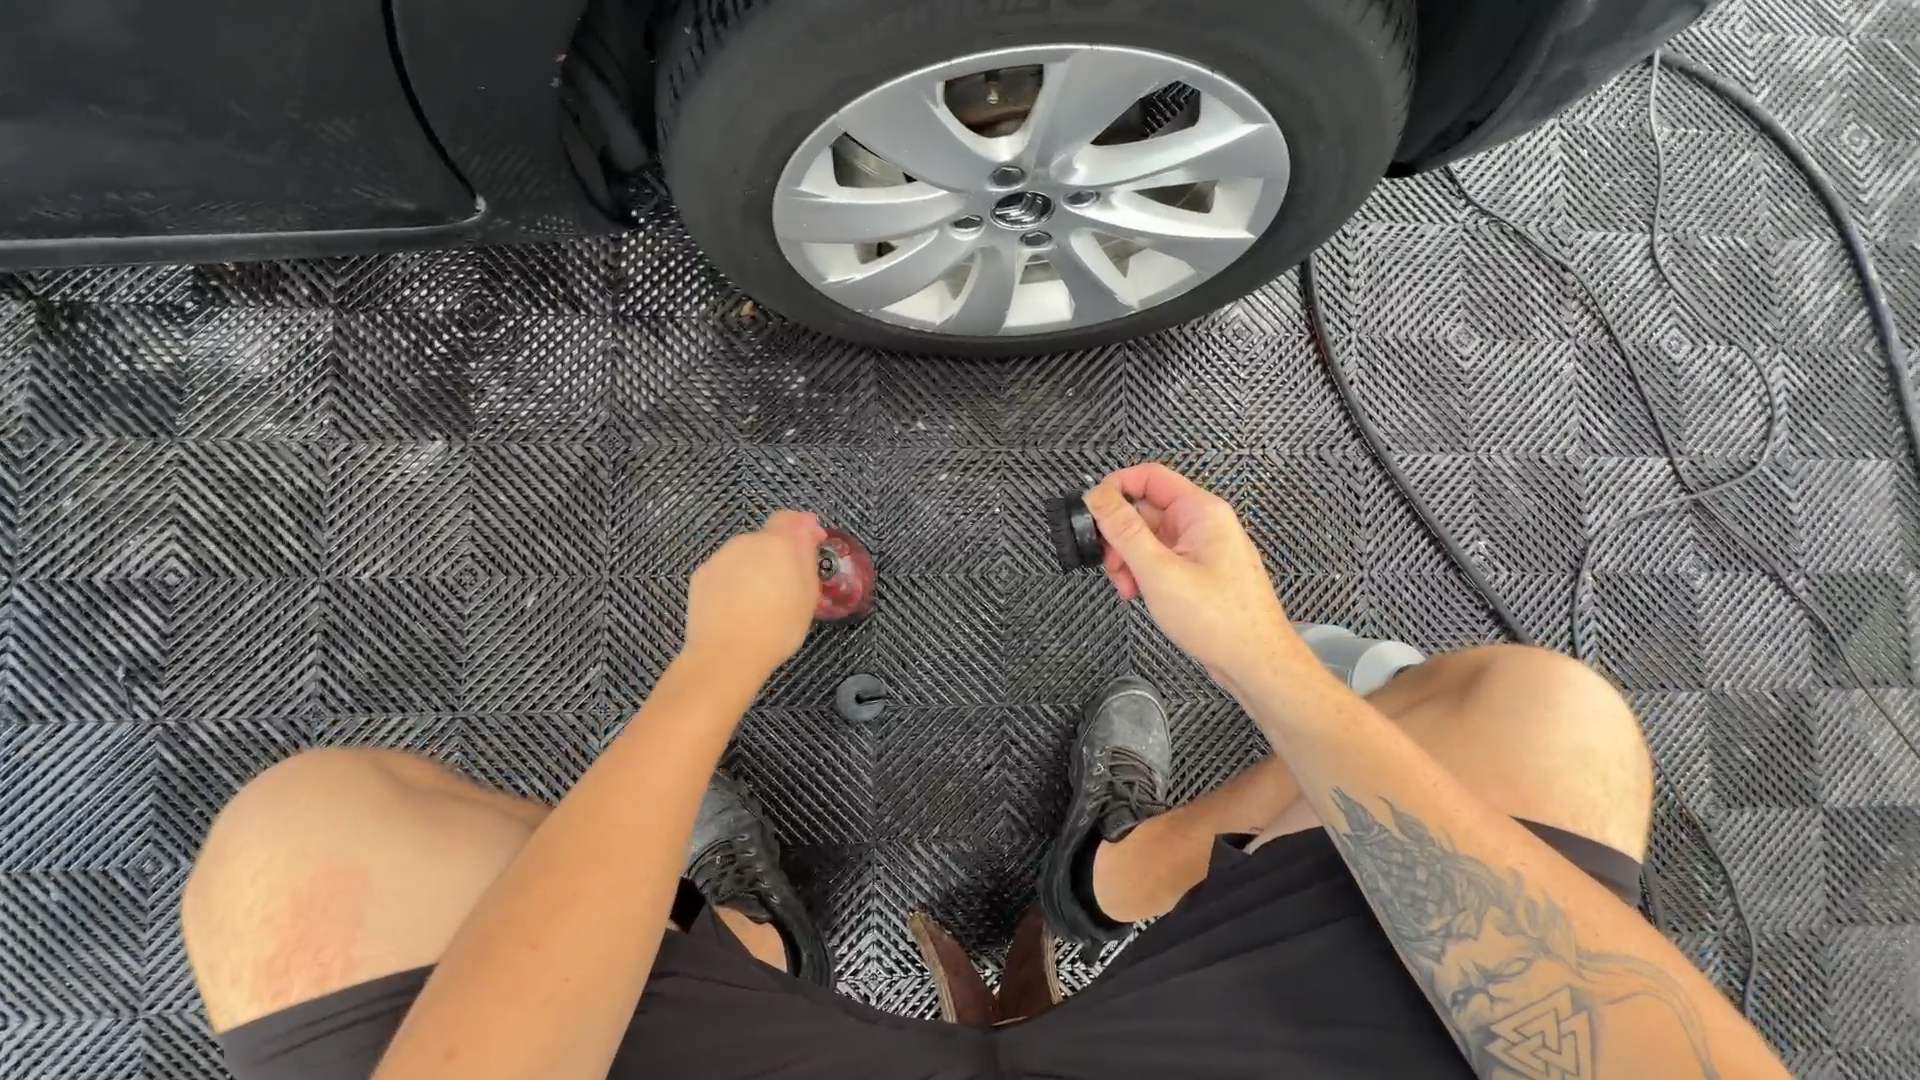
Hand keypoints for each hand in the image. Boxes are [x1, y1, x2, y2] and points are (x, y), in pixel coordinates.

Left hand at [683, 511, 827, 682]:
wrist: (726, 655)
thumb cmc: (778, 628)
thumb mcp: (808, 594)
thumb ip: (807, 556)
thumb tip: (807, 530)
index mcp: (778, 543)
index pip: (790, 519)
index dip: (803, 528)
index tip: (813, 544)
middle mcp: (746, 542)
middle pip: (766, 539)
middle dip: (779, 554)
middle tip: (788, 584)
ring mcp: (720, 558)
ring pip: (744, 555)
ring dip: (755, 568)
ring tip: (761, 600)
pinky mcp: (701, 576)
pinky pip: (725, 571)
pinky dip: (734, 581)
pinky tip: (738, 607)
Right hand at [1083, 464, 1300, 694]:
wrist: (1255, 662)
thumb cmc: (1219, 620)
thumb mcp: (1158, 571)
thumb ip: (1124, 530)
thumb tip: (1097, 497)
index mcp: (1200, 511)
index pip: (1149, 476)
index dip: (1116, 488)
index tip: (1092, 511)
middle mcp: (1203, 523)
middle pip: (1145, 510)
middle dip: (1120, 537)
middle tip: (1111, 564)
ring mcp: (1202, 547)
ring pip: (1150, 538)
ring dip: (1129, 559)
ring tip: (1127, 587)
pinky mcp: (1200, 570)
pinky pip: (1162, 559)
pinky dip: (1145, 574)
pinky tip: (1140, 594)